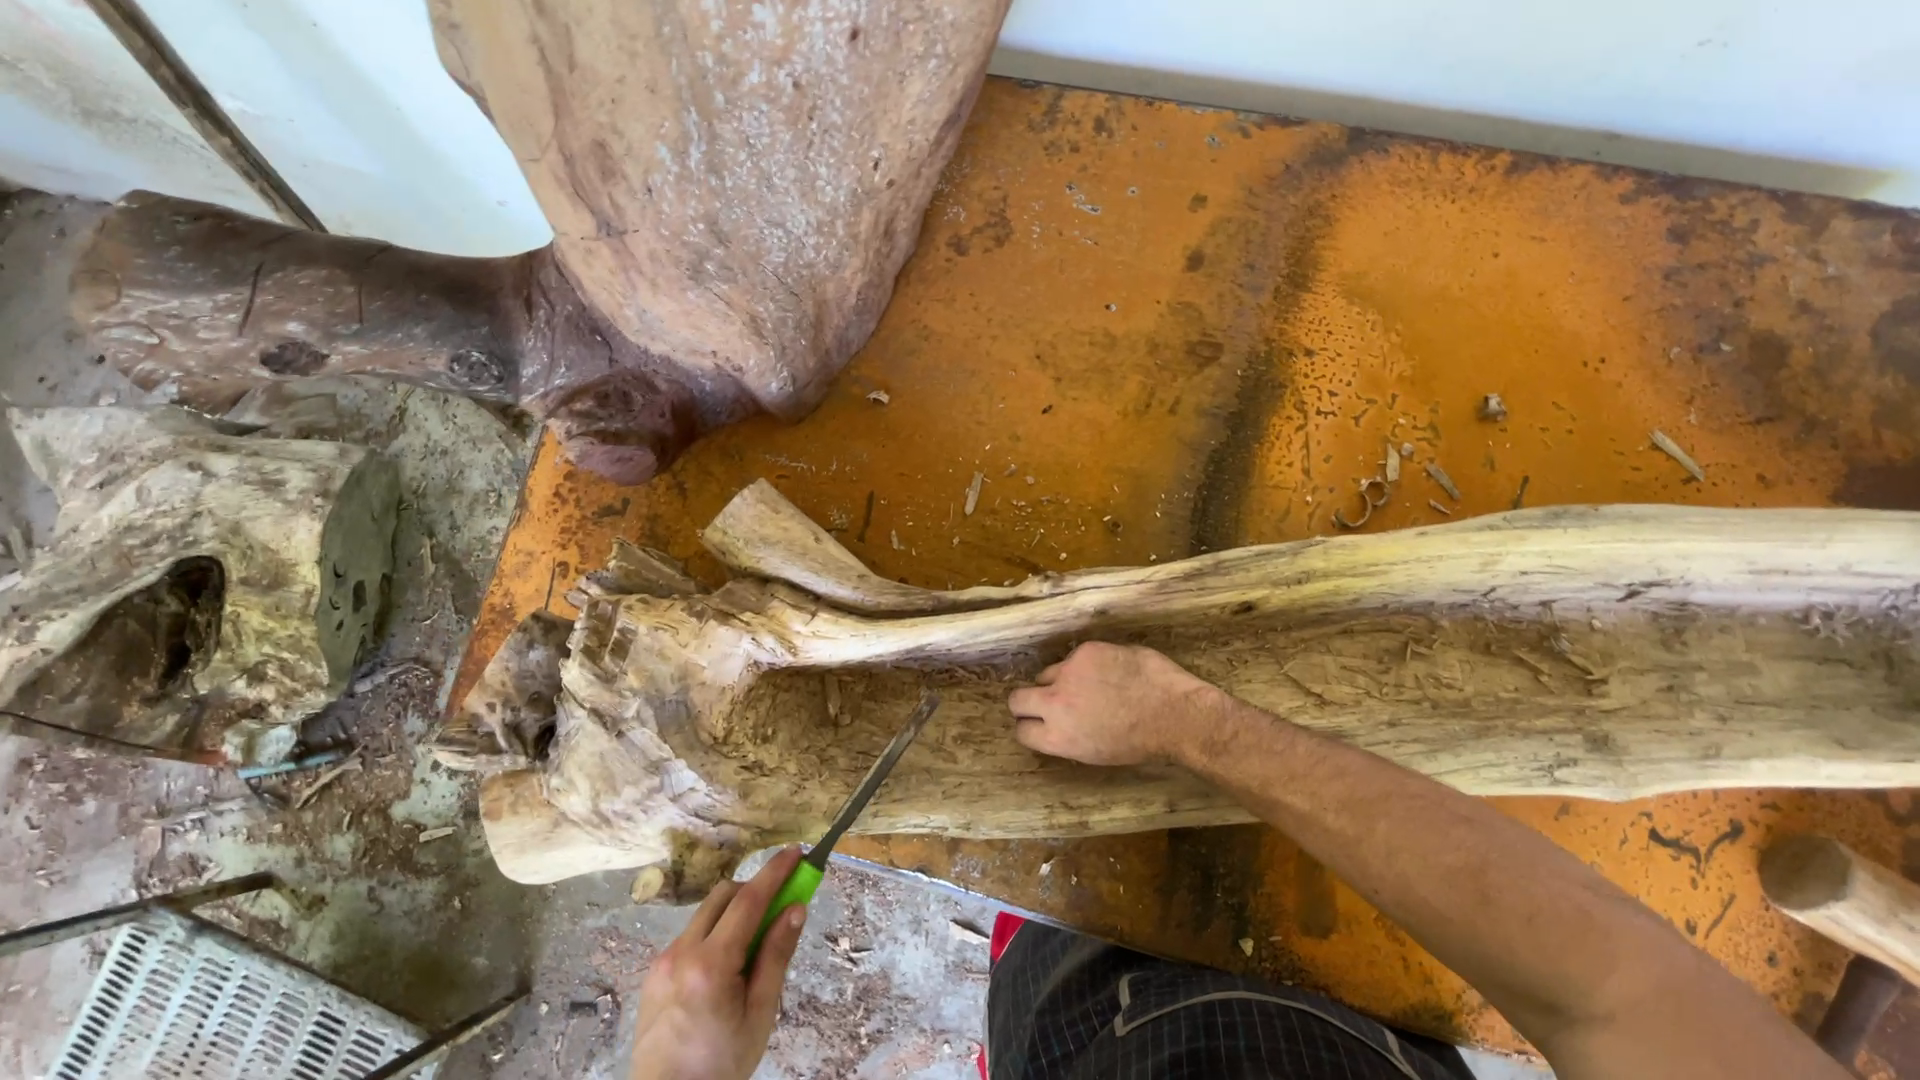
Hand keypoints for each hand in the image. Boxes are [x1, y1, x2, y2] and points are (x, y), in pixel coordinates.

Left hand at [629, 846, 807, 1079]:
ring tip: (753, 948)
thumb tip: (795, 909)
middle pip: (723, 896)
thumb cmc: (722, 1062)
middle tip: (781, 904)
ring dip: (733, 913)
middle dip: (754, 890)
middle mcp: (682, 952)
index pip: (749, 901)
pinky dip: (714, 934)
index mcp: (712, 964)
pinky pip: (690, 936)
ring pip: (705, 914)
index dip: (775, 872)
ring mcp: (663, 960)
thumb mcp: (760, 1013)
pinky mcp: (654, 972)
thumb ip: (776, 956)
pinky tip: (725, 968)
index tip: (796, 852)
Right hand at [1006, 642, 1224, 765]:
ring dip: (1061, 680)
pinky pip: (1077, 658)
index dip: (1030, 726)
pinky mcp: (1086, 651)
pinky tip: (1112, 672)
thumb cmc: (1141, 742)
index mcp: (1057, 737)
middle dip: (1027, 701)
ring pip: (1047, 673)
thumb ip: (1067, 736)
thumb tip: (1058, 725)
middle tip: (1047, 701)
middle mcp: (1054, 704)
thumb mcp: (1094, 753)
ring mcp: (1069, 673)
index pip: (1021, 730)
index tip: (1039, 723)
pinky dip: (1089, 665)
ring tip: (1090, 686)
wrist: (1174, 714)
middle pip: (1017, 698)